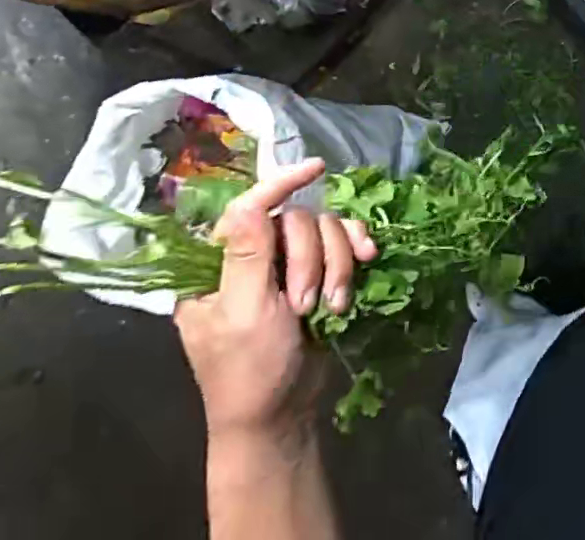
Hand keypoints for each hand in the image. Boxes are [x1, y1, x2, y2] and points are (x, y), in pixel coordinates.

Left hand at [174, 159, 377, 439]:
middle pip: (295, 221)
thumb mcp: (245, 315)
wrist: (283, 417)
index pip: (248, 208)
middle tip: (306, 303)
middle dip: (311, 257)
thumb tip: (250, 201)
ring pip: (324, 230)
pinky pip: (343, 243)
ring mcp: (287, 266)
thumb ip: (247, 257)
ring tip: (332, 305)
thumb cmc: (250, 372)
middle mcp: (253, 257)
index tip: (317, 167)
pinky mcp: (318, 274)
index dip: (281, 183)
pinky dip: (354, 252)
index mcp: (218, 265)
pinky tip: (367, 262)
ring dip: (336, 263)